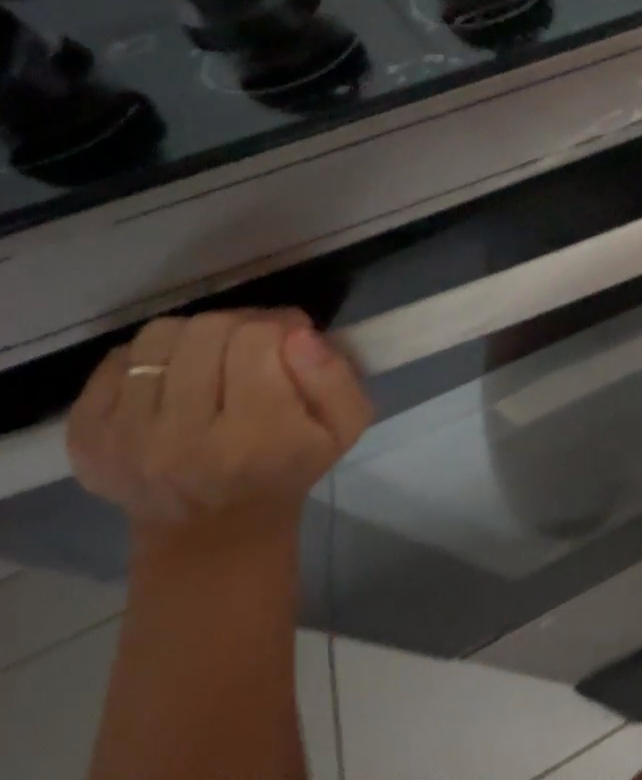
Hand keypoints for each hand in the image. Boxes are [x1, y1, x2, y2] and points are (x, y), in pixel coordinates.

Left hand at [67, 309, 373, 543]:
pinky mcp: (86, 434)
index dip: (279, 324)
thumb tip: (299, 333)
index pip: (257, 340)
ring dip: (195, 336)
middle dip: (240, 325)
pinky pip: (117, 361)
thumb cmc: (290, 468)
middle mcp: (183, 434)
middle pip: (206, 332)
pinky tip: (175, 375)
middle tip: (256, 340)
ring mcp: (124, 435)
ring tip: (214, 354)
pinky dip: (152, 356)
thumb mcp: (344, 428)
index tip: (292, 334)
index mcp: (256, 433)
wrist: (213, 527)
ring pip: (159, 338)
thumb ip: (335, 377)